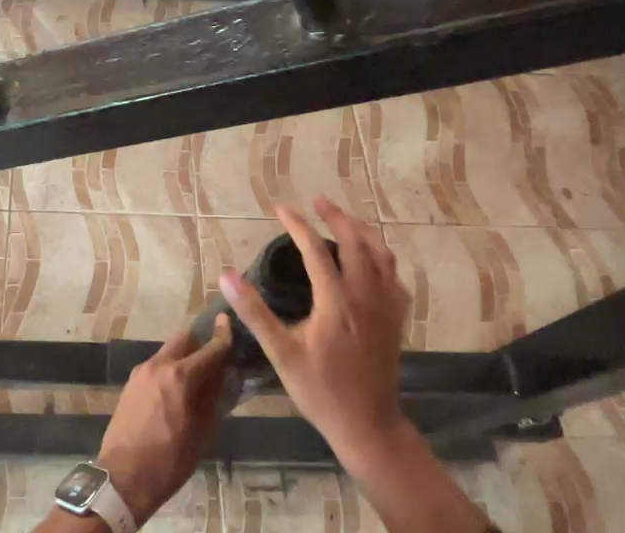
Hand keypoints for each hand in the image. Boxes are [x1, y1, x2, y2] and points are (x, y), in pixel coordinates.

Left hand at [95, 314, 233, 522]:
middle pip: (185, 339)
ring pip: (169, 351)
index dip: (224, 336)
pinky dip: (171, 368)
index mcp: (180, 376)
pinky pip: (157, 366)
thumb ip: (213, 397)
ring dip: (185, 356)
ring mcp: (141, 372)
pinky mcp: (131, 383)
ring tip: (198, 375)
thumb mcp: (201, 432)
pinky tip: (177, 388)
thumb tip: (223, 375)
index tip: (230, 323)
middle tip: (216, 353)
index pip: (210, 349)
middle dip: (201, 341)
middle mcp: (159, 365)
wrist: (123, 478)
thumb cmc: (169, 461)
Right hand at [217, 196, 411, 462]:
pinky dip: (380, 256)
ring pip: (380, 253)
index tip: (281, 207)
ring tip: (343, 220)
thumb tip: (227, 276)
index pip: (315, 250)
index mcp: (336, 302)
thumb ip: (255, 312)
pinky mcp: (397, 318)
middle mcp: (366, 295)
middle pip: (355, 241)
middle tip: (316, 200)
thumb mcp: (281, 354)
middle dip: (335, 216)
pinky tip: (370, 258)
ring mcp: (386, 306)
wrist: (368, 424)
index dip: (297, 224)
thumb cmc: (320, 390)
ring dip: (361, 230)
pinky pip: (394, 275)